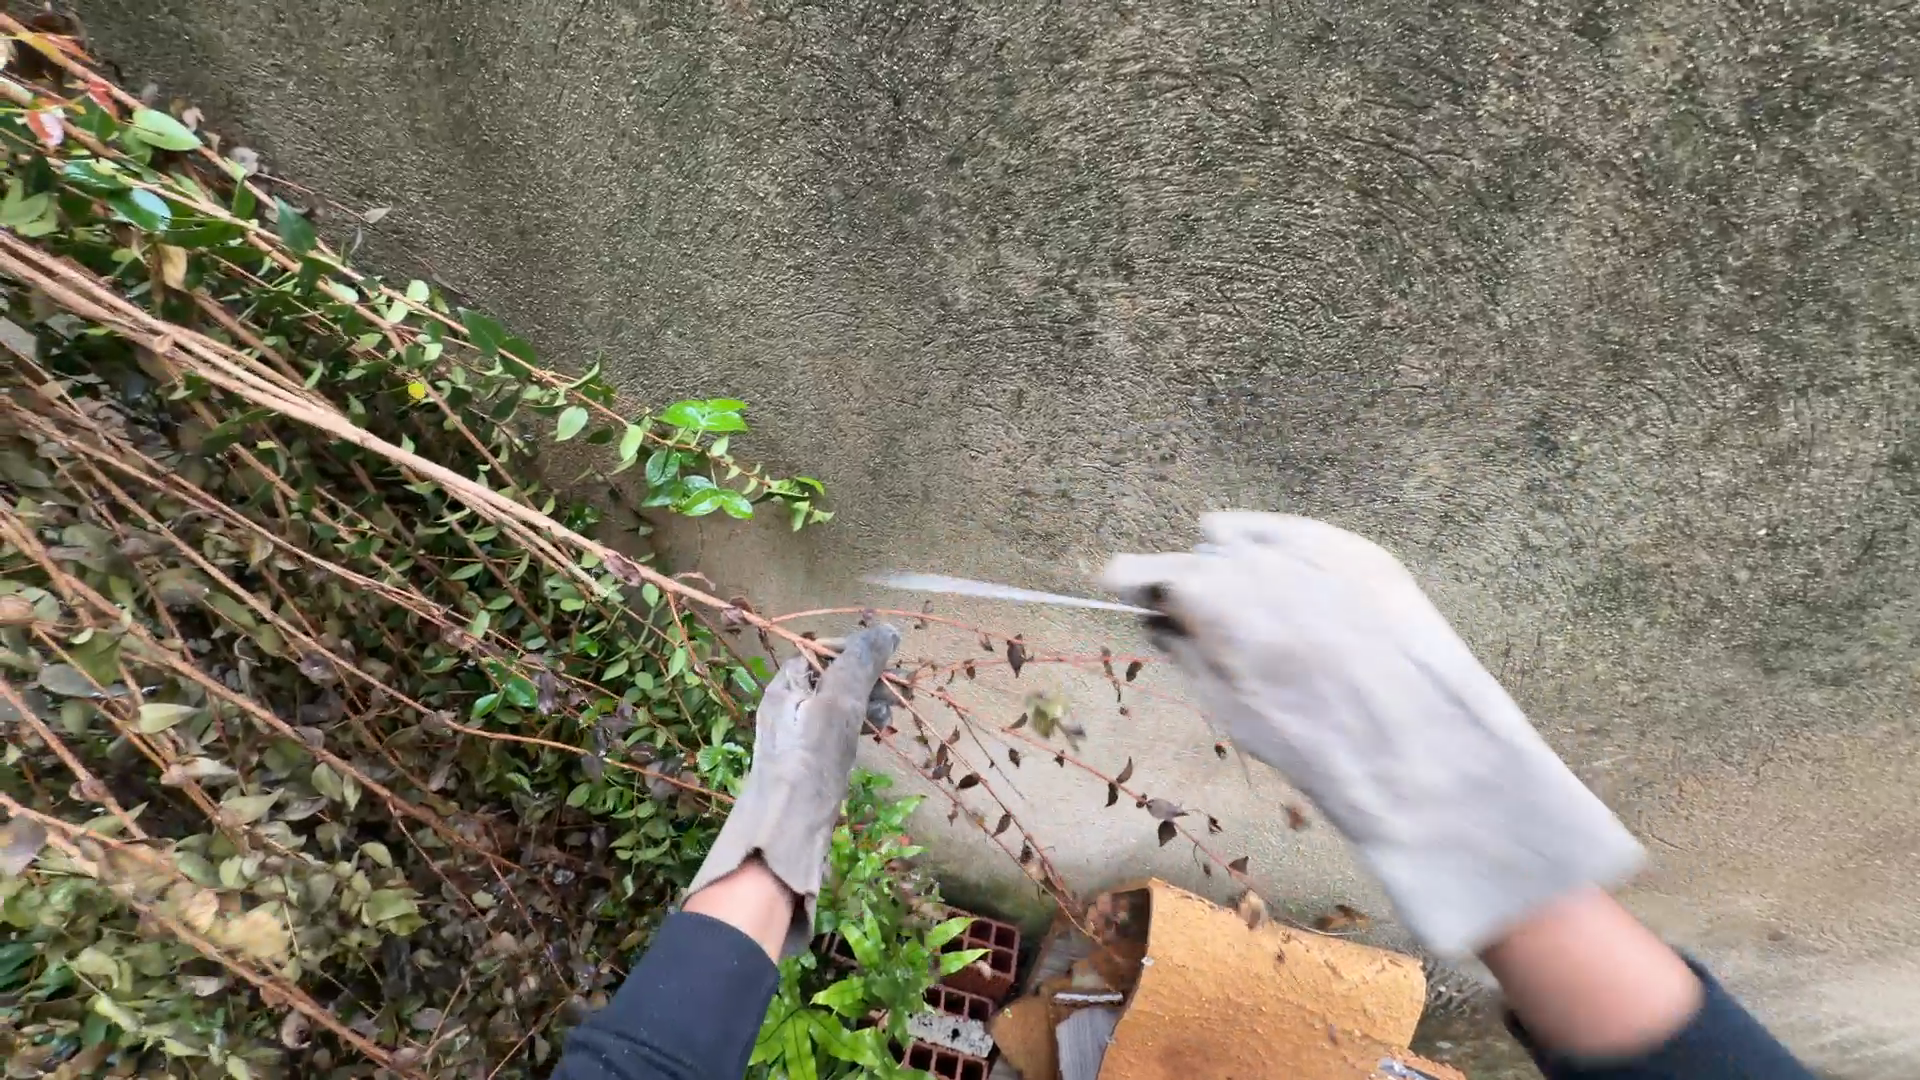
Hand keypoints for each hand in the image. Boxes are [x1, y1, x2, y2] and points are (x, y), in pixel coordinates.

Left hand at [687, 624, 899, 957]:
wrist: (783, 836)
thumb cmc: (810, 763)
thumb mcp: (840, 705)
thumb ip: (860, 664)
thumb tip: (888, 631)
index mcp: (787, 684)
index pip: (823, 648)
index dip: (858, 649)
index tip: (892, 660)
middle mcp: (788, 704)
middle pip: (833, 675)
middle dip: (869, 676)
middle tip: (902, 688)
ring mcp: (797, 734)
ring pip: (838, 703)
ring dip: (868, 700)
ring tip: (891, 714)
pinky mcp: (808, 762)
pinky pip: (837, 730)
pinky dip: (859, 725)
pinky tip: (874, 735)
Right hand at [1103, 513, 1641, 956]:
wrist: (1431, 764)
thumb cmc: (1318, 750)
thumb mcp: (1229, 710)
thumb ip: (1183, 651)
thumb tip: (1153, 617)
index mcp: (1224, 607)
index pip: (1157, 570)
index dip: (1132, 577)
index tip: (1118, 583)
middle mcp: (1266, 563)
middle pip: (1198, 552)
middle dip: (1188, 578)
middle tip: (1198, 612)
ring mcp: (1317, 551)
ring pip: (1242, 536)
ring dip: (1232, 565)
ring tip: (1260, 610)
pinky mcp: (1362, 551)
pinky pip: (1293, 534)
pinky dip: (1278, 553)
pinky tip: (1292, 589)